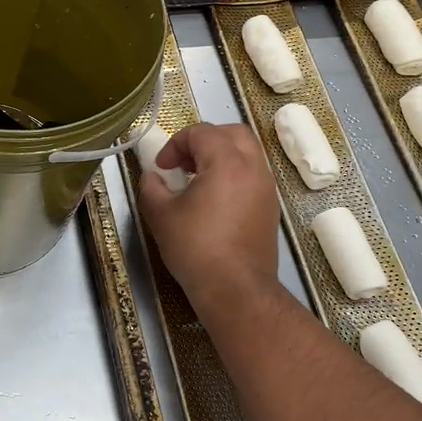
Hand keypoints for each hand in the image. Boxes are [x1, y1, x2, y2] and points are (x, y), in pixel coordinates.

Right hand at [138, 123, 280, 313]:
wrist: (235, 287)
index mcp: (226, 162)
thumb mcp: (160, 215)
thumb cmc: (195, 248)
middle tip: (183, 163)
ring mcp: (266, 187)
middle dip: (204, 140)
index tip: (161, 167)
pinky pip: (252, 174)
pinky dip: (233, 174)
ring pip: (247, 152)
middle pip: (232, 133)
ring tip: (197, 180)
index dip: (175, 144)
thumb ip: (152, 187)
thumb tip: (153, 177)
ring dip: (220, 156)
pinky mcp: (270, 206)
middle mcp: (253, 167)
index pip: (201, 132)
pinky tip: (214, 199)